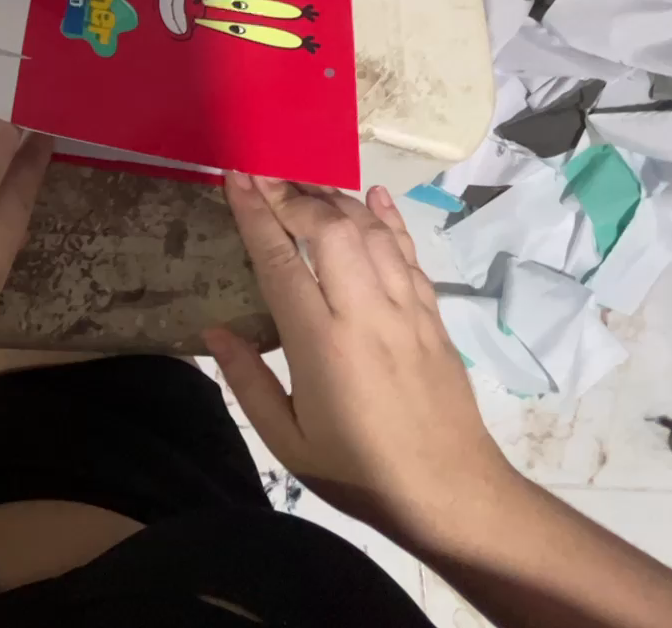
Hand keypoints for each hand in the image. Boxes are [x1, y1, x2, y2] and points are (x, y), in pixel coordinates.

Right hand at [205, 176, 524, 549]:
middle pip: (331, 230)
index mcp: (322, 343)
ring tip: (304, 179)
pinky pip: (409, 254)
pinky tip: (373, 194)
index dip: (256, 213)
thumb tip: (215, 330)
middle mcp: (366, 314)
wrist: (456, 498)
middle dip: (293, 194)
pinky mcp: (433, 316)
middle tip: (264, 174)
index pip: (282, 260)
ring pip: (372, 232)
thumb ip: (247, 383)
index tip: (237, 176)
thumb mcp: (287, 442)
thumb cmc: (359, 471)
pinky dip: (389, 219)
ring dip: (335, 198)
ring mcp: (406, 311)